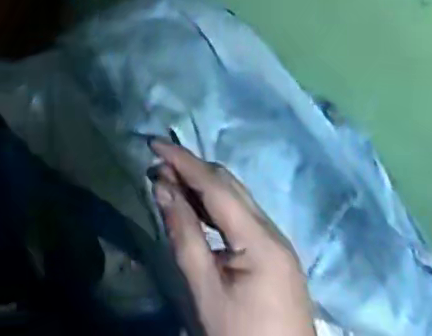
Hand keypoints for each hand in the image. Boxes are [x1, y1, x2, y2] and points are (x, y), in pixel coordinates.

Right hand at [151, 139, 314, 335]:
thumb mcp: (204, 288)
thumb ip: (183, 232)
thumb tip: (161, 185)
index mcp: (261, 241)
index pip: (216, 185)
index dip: (183, 160)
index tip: (152, 142)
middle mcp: (275, 235)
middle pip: (229, 185)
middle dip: (191, 169)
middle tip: (155, 166)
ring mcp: (279, 247)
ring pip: (237, 198)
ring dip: (202, 184)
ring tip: (168, 181)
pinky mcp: (276, 259)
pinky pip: (242, 216)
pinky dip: (215, 203)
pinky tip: (194, 207)